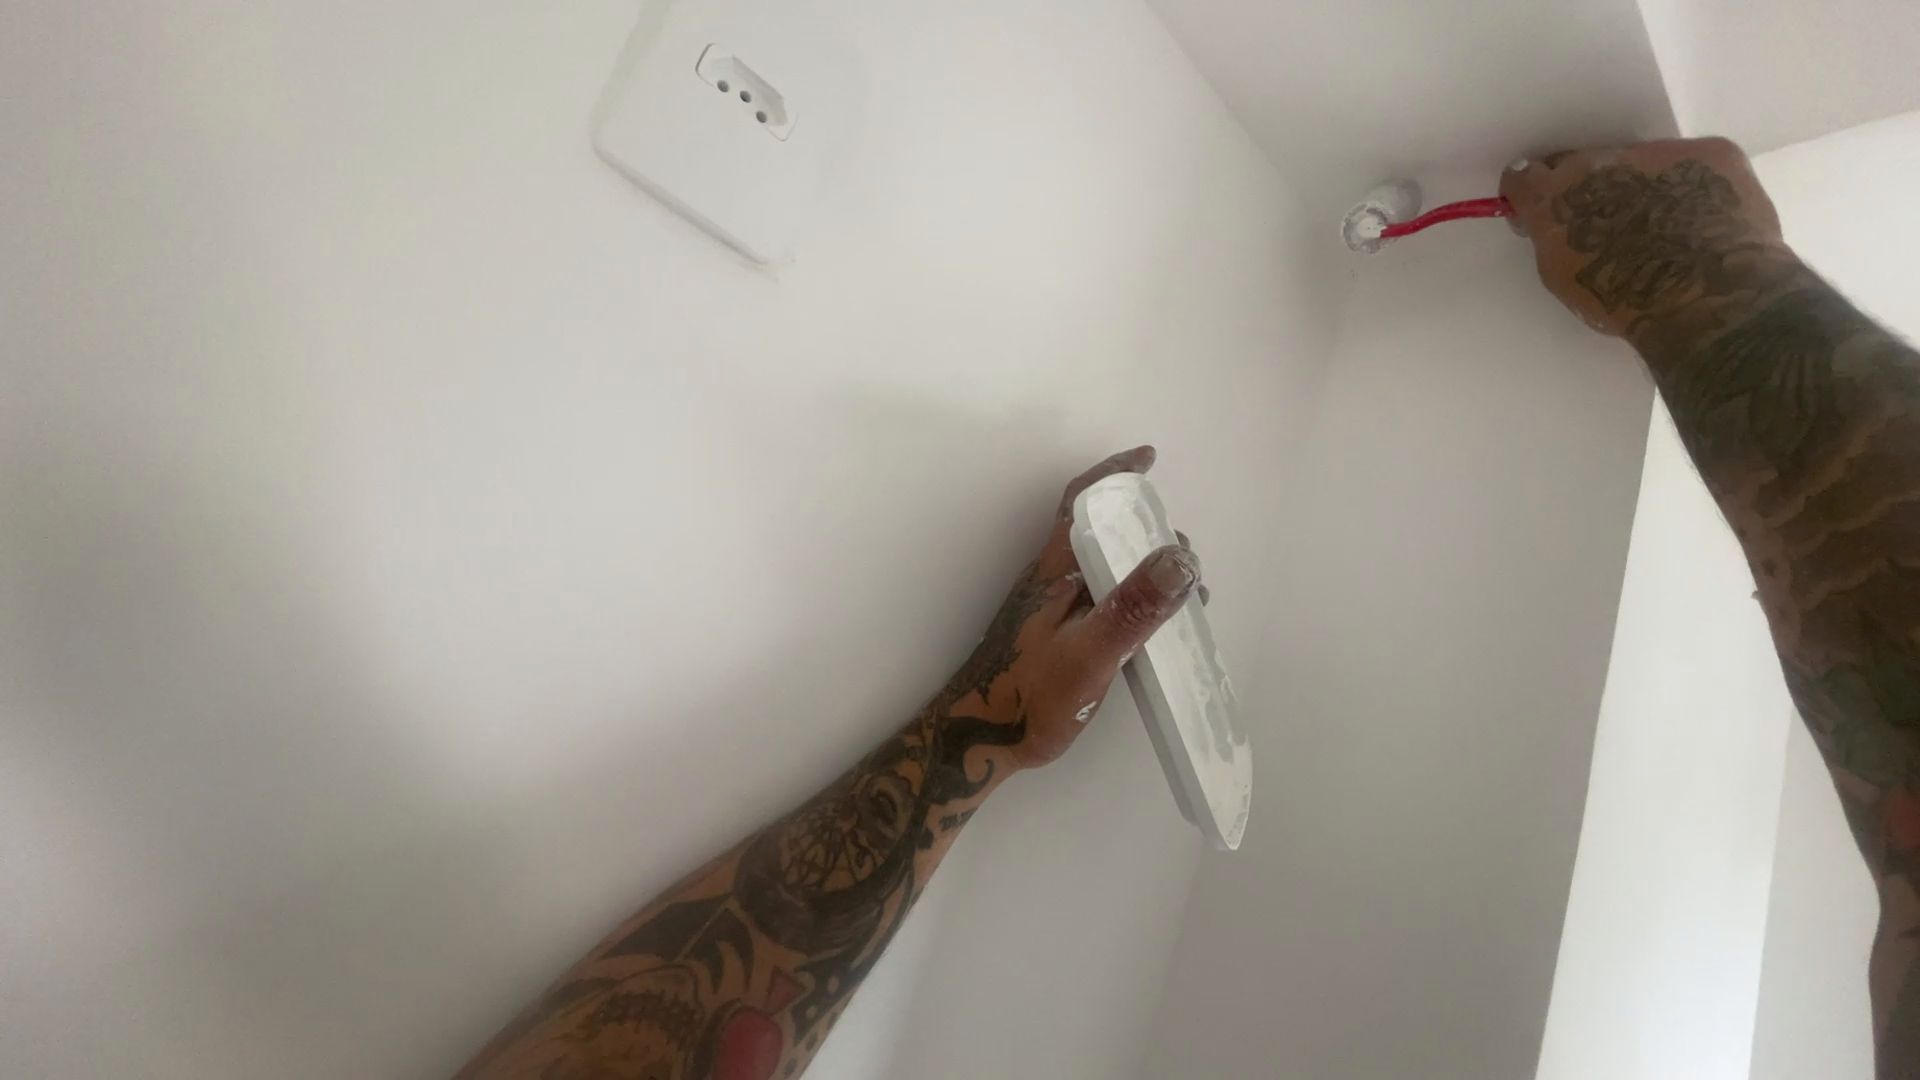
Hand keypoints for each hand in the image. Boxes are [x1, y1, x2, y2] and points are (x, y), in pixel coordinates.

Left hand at [938, 446, 1201, 769]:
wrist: (979, 738)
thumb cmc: (1028, 697)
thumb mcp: (1089, 653)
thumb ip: (1132, 608)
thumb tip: (1180, 558)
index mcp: (1055, 571)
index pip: (1081, 502)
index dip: (1114, 474)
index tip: (1148, 459)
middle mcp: (1053, 580)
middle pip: (1101, 534)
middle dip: (1145, 531)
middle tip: (1183, 556)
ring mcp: (1053, 608)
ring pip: (1105, 570)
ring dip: (1145, 570)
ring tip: (1184, 596)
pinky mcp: (1057, 634)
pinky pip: (1103, 600)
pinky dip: (1135, 599)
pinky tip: (1154, 629)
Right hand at [1500, 138, 1789, 337]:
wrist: (1706, 295)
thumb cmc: (1618, 298)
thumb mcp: (1558, 273)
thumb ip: (1549, 234)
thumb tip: (1549, 219)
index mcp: (1555, 198)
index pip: (1525, 174)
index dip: (1527, 189)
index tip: (1533, 203)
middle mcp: (1601, 164)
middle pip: (1579, 163)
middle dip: (1578, 186)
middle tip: (1594, 218)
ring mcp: (1658, 152)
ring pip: (1632, 160)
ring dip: (1629, 182)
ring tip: (1648, 219)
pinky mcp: (1710, 149)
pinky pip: (1681, 162)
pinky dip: (1675, 182)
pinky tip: (1687, 212)